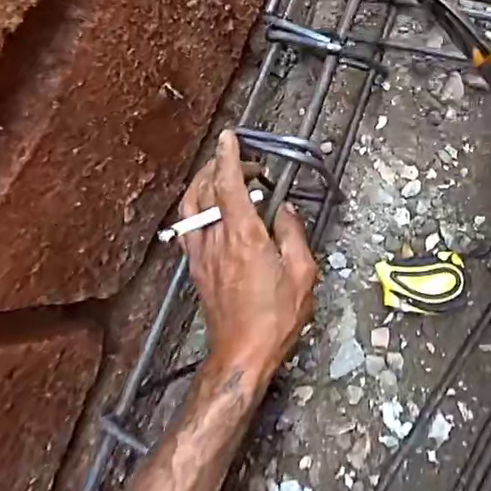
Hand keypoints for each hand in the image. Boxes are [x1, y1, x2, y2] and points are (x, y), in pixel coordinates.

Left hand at [177, 130, 317, 378]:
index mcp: (244, 237)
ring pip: (191, 205)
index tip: (230, 137)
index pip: (229, 184)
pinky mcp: (196, 267)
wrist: (241, 352)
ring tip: (222, 177)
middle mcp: (217, 240)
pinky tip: (210, 209)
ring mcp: (202, 254)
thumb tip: (287, 212)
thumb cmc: (274, 318)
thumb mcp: (302, 274)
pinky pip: (188, 225)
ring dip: (203, 183)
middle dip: (221, 166)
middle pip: (206, 189)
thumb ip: (293, 235)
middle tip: (243, 162)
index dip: (228, 156)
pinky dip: (197, 206)